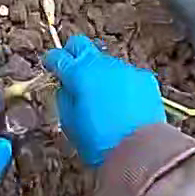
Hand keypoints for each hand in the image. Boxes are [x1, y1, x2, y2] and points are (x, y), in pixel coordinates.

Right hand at [42, 34, 165, 166]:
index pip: (58, 57)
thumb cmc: (100, 142)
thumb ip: (65, 98)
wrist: (140, 150)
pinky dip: (122, 85)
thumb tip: (65, 87)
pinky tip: (124, 105)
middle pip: (81, 45)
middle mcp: (102, 65)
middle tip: (72, 71)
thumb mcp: (70, 123)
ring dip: (100, 74)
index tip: (50, 65)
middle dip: (73, 54)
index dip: (52, 61)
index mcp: (79, 74)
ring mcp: (125, 69)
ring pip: (106, 63)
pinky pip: (127, 76)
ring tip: (102, 98)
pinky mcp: (144, 78)